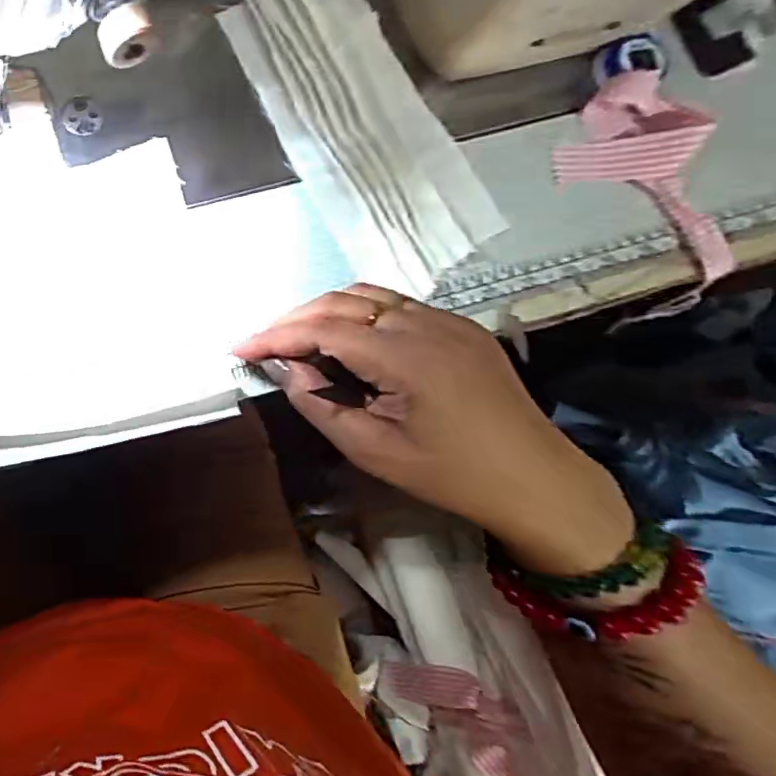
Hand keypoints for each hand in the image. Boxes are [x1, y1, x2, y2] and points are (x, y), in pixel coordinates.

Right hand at [234, 284, 632, 574]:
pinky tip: (345, 338)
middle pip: (342, 302)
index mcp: (404, 355)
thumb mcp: (373, 450)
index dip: (275, 335)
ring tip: (295, 337)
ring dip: (325, 310)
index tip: (239, 349)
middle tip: (261, 344)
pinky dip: (359, 314)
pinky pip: (397, 306)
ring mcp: (447, 319)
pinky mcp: (461, 326)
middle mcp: (425, 323)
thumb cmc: (450, 474)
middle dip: (294, 318)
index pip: (322, 328)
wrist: (536, 478)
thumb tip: (288, 368)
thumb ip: (321, 404)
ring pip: (369, 296)